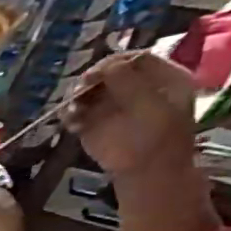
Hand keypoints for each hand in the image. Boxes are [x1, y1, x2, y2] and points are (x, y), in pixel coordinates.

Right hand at [61, 52, 196, 179]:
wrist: (146, 171)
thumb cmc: (157, 137)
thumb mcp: (150, 104)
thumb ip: (128, 82)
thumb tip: (103, 67)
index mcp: (161, 78)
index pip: (136, 58)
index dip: (115, 62)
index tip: (95, 72)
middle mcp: (135, 88)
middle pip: (109, 72)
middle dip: (93, 79)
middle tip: (81, 89)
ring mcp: (112, 106)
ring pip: (89, 91)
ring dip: (78, 98)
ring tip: (74, 110)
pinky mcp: (92, 124)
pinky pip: (76, 113)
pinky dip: (70, 115)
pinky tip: (71, 124)